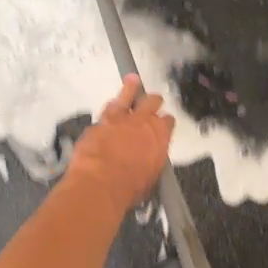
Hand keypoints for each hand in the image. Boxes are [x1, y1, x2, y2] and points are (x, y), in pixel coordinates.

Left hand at [65, 75, 173, 208]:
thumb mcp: (151, 176)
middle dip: (153, 100)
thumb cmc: (130, 187)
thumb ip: (152, 158)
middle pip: (151, 102)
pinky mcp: (99, 121)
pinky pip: (107, 108)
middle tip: (153, 100)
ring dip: (131, 88)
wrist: (100, 182)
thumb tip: (149, 157)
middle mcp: (142, 121)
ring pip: (127, 95)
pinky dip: (110, 106)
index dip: (165, 122)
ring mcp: (120, 118)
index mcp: (160, 136)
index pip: (168, 122)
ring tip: (132, 80)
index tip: (164, 123)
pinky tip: (110, 104)